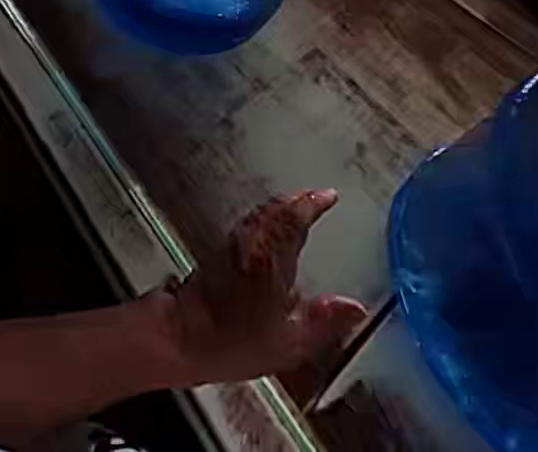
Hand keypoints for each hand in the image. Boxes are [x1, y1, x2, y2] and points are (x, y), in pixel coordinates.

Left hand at [155, 190, 370, 384]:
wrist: (183, 334)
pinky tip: (268, 224)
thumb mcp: (289, 342)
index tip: (328, 195)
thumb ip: (324, 321)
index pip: (296, 217)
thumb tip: (354, 308)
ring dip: (281, 204)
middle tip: (315, 196)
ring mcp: (233, 241)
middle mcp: (252, 241)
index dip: (314, 203)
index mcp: (273, 258)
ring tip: (296, 205)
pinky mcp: (220, 247)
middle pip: (278, 208)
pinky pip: (250, 219)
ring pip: (262, 211)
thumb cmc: (232, 341)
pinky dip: (265, 214)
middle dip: (299, 199)